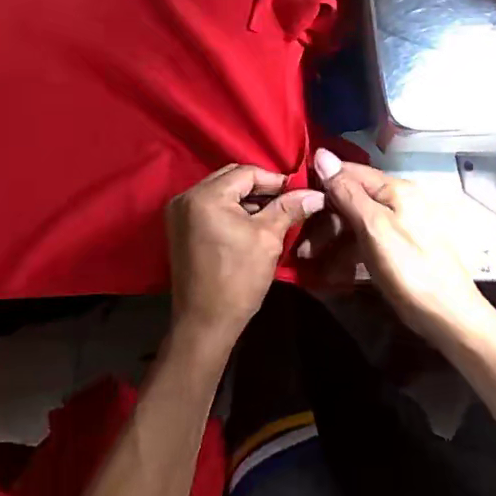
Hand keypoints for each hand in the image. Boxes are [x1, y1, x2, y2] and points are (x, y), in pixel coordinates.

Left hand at [166, 164, 323, 351]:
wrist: (205, 323)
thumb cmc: (239, 279)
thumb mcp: (269, 238)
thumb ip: (289, 208)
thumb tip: (316, 193)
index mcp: (206, 196)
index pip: (247, 172)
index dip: (276, 180)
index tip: (298, 193)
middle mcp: (186, 197)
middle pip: (232, 178)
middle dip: (261, 187)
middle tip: (286, 202)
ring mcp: (179, 213)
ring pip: (221, 191)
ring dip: (246, 198)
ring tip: (272, 214)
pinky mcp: (179, 228)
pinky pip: (210, 206)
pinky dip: (231, 209)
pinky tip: (251, 223)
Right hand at [307, 149, 495, 350]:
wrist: (447, 316)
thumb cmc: (409, 269)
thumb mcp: (374, 228)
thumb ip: (348, 193)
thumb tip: (322, 154)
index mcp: (396, 189)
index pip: (350, 171)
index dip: (321, 182)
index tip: (293, 200)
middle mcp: (399, 201)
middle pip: (352, 198)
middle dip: (324, 218)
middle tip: (300, 246)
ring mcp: (400, 226)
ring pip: (356, 223)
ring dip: (331, 239)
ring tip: (308, 262)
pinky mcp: (399, 249)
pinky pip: (366, 242)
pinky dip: (347, 254)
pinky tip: (330, 272)